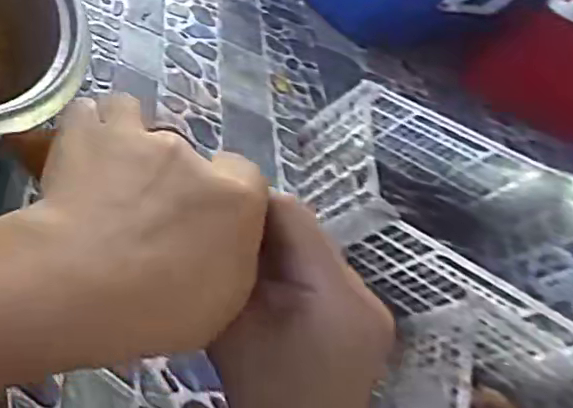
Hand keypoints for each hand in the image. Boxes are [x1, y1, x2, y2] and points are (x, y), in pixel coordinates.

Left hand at [19, 94, 268, 359]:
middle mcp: (184, 153)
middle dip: (163, 165)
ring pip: (128, 109)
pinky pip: (84, 110)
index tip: (198, 207)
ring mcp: (130, 134)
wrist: (86, 276)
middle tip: (139, 195)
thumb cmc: (161, 306)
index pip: (241, 172)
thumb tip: (213, 231)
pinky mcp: (83, 128)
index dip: (220, 187)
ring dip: (120, 128)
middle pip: (178, 145)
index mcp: (234, 196)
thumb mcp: (224, 290)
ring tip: (106, 157)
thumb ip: (226, 244)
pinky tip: (76, 146)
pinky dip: (82, 125)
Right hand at [209, 193, 394, 407]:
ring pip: (303, 243)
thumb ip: (229, 256)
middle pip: (299, 225)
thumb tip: (210, 208)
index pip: (288, 209)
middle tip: (212, 229)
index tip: (206, 207)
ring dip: (266, 241)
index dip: (242, 200)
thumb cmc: (259, 373)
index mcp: (338, 291)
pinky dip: (281, 262)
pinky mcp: (359, 317)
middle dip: (253, 221)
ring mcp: (367, 306)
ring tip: (230, 253)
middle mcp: (364, 292)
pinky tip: (255, 277)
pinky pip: (312, 266)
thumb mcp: (231, 309)